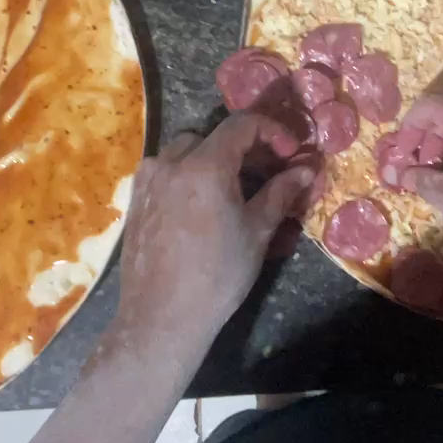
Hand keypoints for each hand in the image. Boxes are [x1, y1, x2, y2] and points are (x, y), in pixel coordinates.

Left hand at [114, 113, 315, 338]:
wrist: (161, 318)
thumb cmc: (218, 274)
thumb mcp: (257, 231)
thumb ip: (280, 192)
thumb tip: (305, 170)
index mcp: (204, 165)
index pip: (242, 124)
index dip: (272, 131)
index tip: (290, 152)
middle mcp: (171, 162)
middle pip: (214, 137)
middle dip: (246, 148)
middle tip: (269, 172)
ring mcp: (148, 180)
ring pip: (187, 151)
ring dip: (215, 159)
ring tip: (236, 188)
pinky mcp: (136, 200)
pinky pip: (167, 171)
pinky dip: (190, 174)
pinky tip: (203, 203)